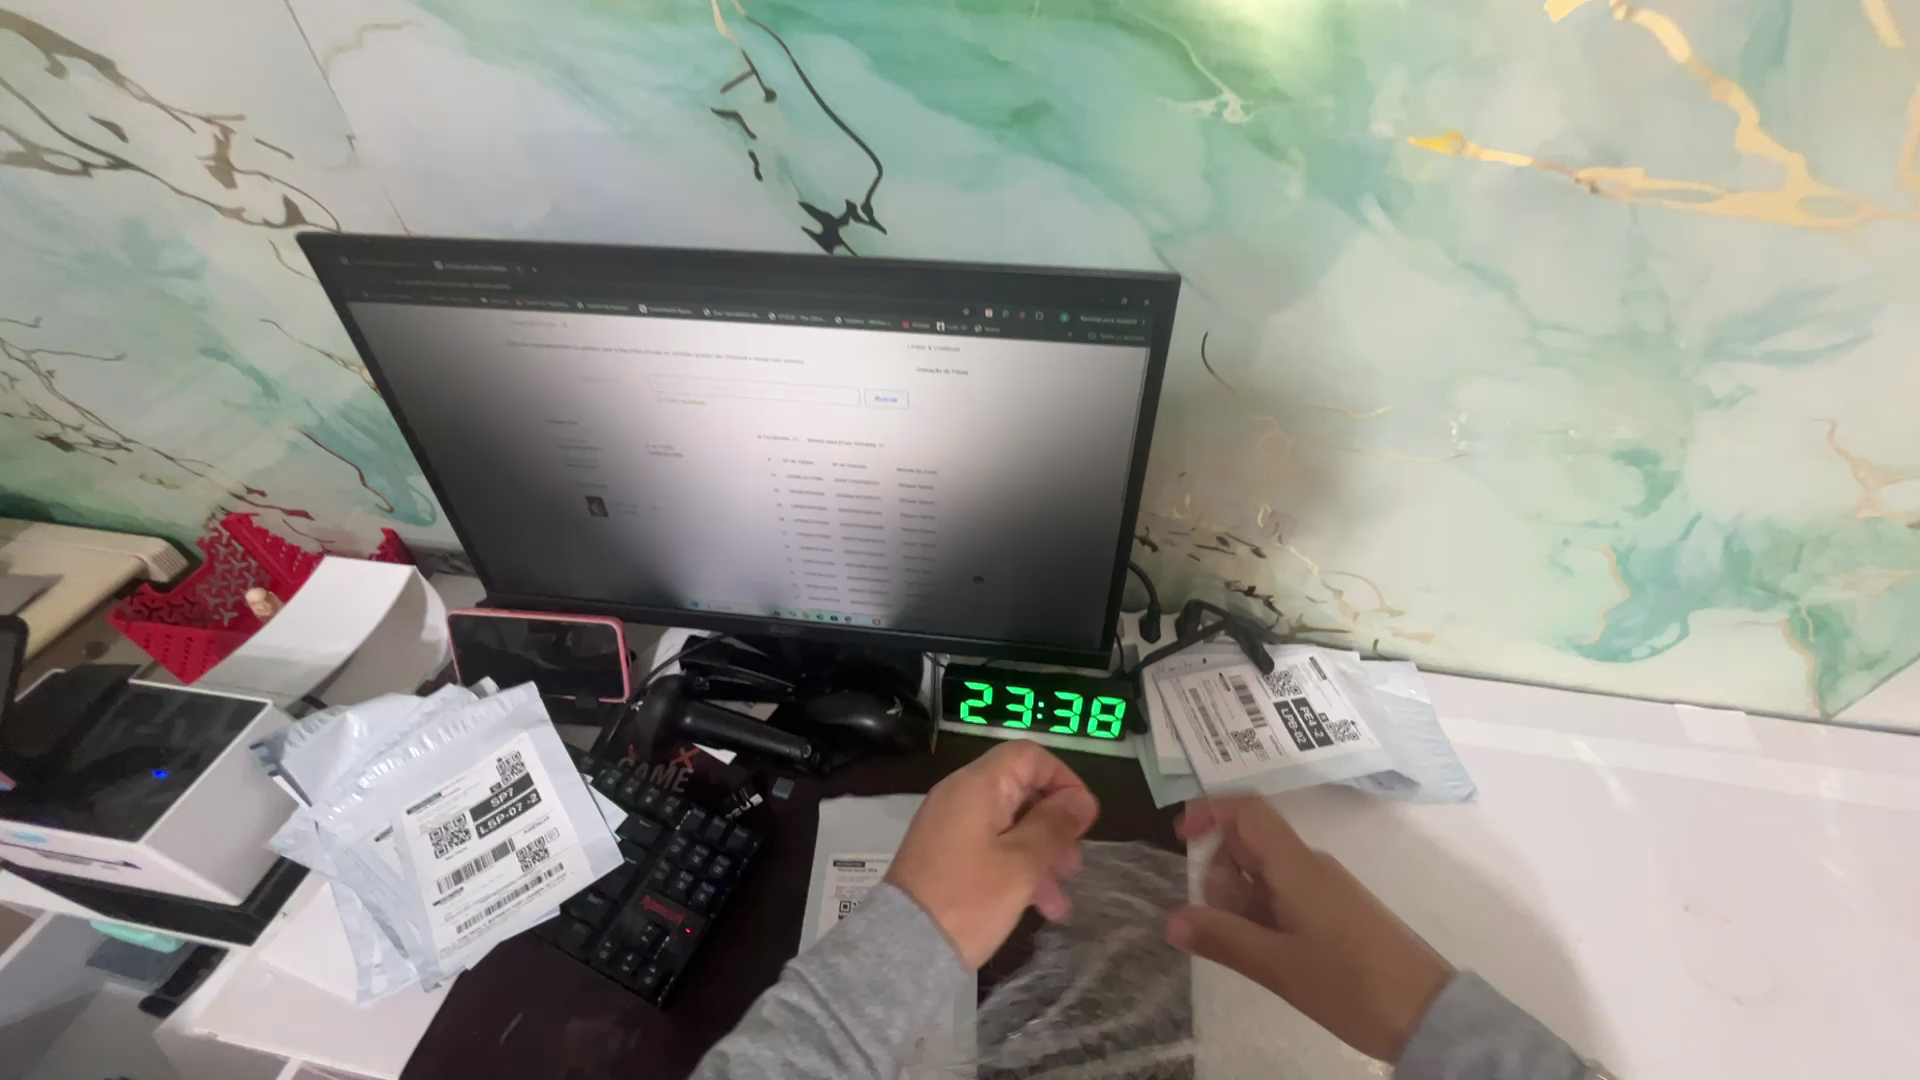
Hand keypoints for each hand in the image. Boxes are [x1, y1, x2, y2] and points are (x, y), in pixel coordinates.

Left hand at [885, 741, 1099, 969]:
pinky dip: (1017, 866)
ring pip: (1010, 823)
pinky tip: (1039, 906)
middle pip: (1021, 790)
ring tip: (1060, 897)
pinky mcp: (946, 854)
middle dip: (1055, 825)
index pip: (1028, 755)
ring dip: (1041, 854)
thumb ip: (1055, 825)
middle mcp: (961, 795)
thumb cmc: (969, 898)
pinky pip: (991, 846)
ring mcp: (951, 825)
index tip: (1083, 818)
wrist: (906, 949)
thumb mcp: (1022, 862)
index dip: (1063, 779)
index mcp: (977, 784)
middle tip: (1074, 863)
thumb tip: (1081, 800)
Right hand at [1167, 797, 1453, 1062]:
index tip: (1181, 839)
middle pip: (1248, 842)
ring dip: (1240, 897)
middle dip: (1220, 872)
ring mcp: (1324, 886)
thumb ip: (1222, 939)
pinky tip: (1268, 950)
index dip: (1209, 812)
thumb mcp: (1279, 968)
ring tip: (1245, 945)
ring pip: (1264, 870)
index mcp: (1295, 865)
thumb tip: (1171, 919)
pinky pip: (1284, 891)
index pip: (1247, 810)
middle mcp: (1309, 864)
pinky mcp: (1335, 908)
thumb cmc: (1353, 986)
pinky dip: (1262, 911)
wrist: (1433, 1019)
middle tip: (1217, 920)